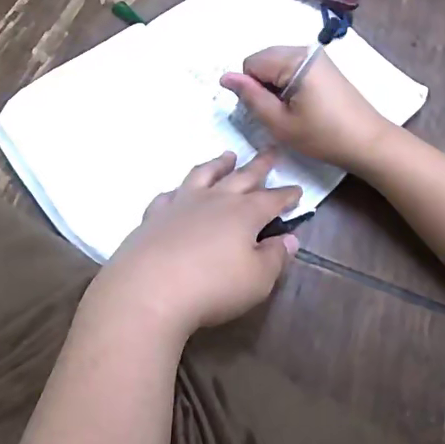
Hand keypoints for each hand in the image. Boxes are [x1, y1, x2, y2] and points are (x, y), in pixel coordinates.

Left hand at [84, 151, 301, 341]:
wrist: (148, 291)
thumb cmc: (212, 287)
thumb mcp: (257, 280)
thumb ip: (275, 257)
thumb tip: (289, 239)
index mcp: (245, 213)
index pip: (272, 199)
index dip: (286, 195)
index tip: (297, 190)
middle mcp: (215, 200)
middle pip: (242, 177)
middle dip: (260, 166)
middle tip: (271, 152)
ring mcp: (182, 204)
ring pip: (204, 175)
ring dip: (219, 164)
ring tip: (228, 156)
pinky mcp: (154, 216)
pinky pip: (169, 195)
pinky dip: (178, 190)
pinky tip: (178, 192)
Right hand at [220, 46, 395, 170]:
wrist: (367, 141)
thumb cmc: (322, 135)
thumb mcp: (280, 122)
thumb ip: (251, 97)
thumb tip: (225, 77)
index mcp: (294, 60)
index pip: (251, 63)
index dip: (252, 89)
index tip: (270, 111)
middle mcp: (305, 50)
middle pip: (263, 59)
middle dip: (263, 85)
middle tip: (281, 113)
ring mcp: (317, 56)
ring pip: (277, 64)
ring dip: (276, 85)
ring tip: (294, 111)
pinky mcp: (324, 66)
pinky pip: (293, 67)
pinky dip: (289, 84)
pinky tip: (304, 105)